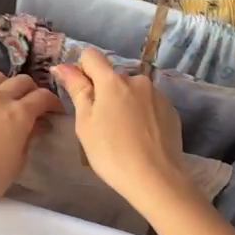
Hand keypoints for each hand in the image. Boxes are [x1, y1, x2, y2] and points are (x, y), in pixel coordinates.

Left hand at [0, 71, 61, 217]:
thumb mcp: (18, 162)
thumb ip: (29, 138)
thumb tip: (38, 124)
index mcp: (19, 114)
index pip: (43, 97)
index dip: (52, 102)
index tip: (54, 111)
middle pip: (21, 81)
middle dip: (31, 90)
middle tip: (31, 104)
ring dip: (6, 84)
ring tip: (5, 96)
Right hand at [51, 48, 193, 210]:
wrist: (155, 178)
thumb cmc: (111, 153)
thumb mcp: (85, 123)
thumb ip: (77, 89)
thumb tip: (63, 66)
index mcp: (112, 80)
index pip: (91, 56)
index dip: (81, 69)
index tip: (80, 92)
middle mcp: (137, 80)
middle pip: (113, 77)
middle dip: (104, 92)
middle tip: (100, 124)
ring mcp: (158, 94)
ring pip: (132, 91)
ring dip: (124, 103)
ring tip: (123, 134)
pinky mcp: (171, 110)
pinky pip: (149, 104)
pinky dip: (142, 114)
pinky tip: (141, 137)